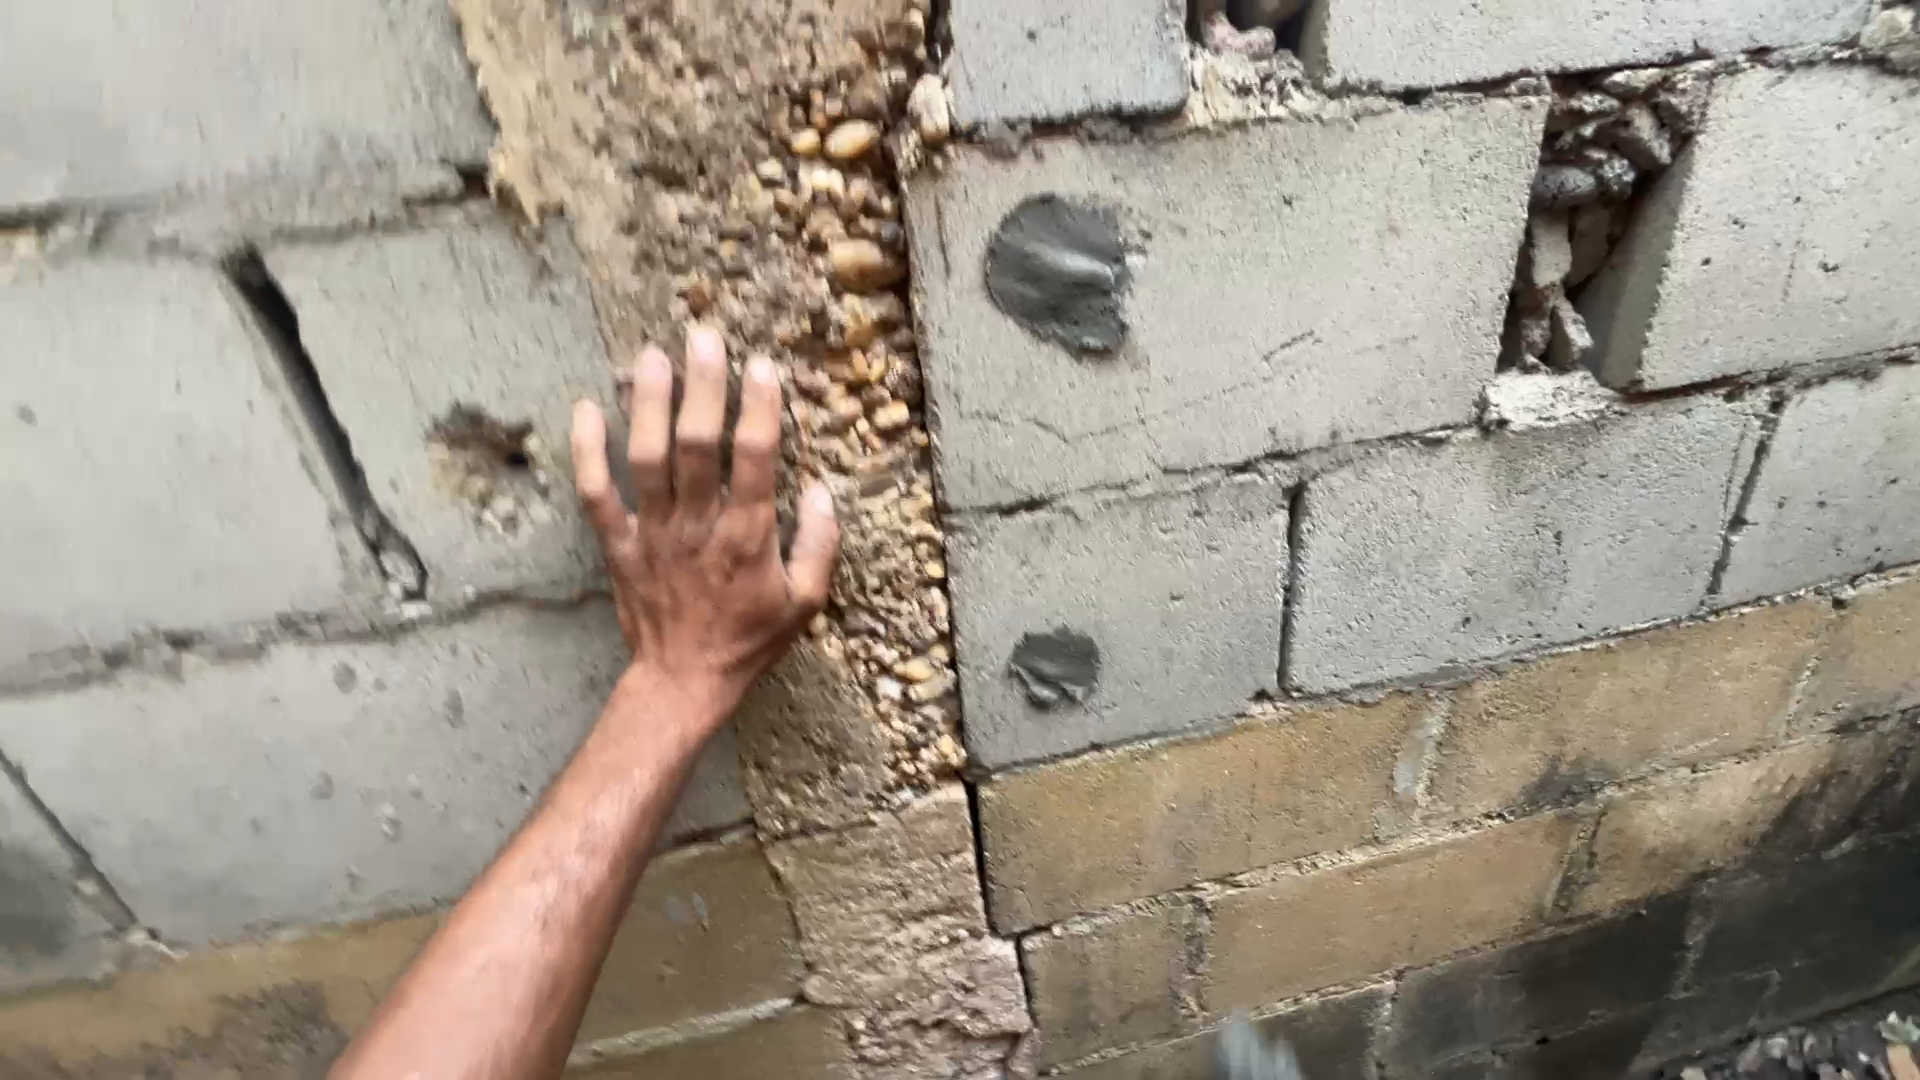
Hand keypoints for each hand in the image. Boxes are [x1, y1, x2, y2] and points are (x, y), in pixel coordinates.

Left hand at [570, 326, 840, 720]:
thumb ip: (820, 544)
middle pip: (697, 446)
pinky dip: (586, 453)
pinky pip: (596, 496)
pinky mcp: (618, 546)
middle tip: (704, 336)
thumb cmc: (751, 639)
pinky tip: (586, 409)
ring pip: (647, 460)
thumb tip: (823, 489)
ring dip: (649, 406)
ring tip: (653, 356)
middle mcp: (698, 526)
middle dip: (702, 388)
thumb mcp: (807, 602)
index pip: (755, 460)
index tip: (762, 366)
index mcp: (748, 537)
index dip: (760, 409)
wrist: (684, 681)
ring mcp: (651, 534)